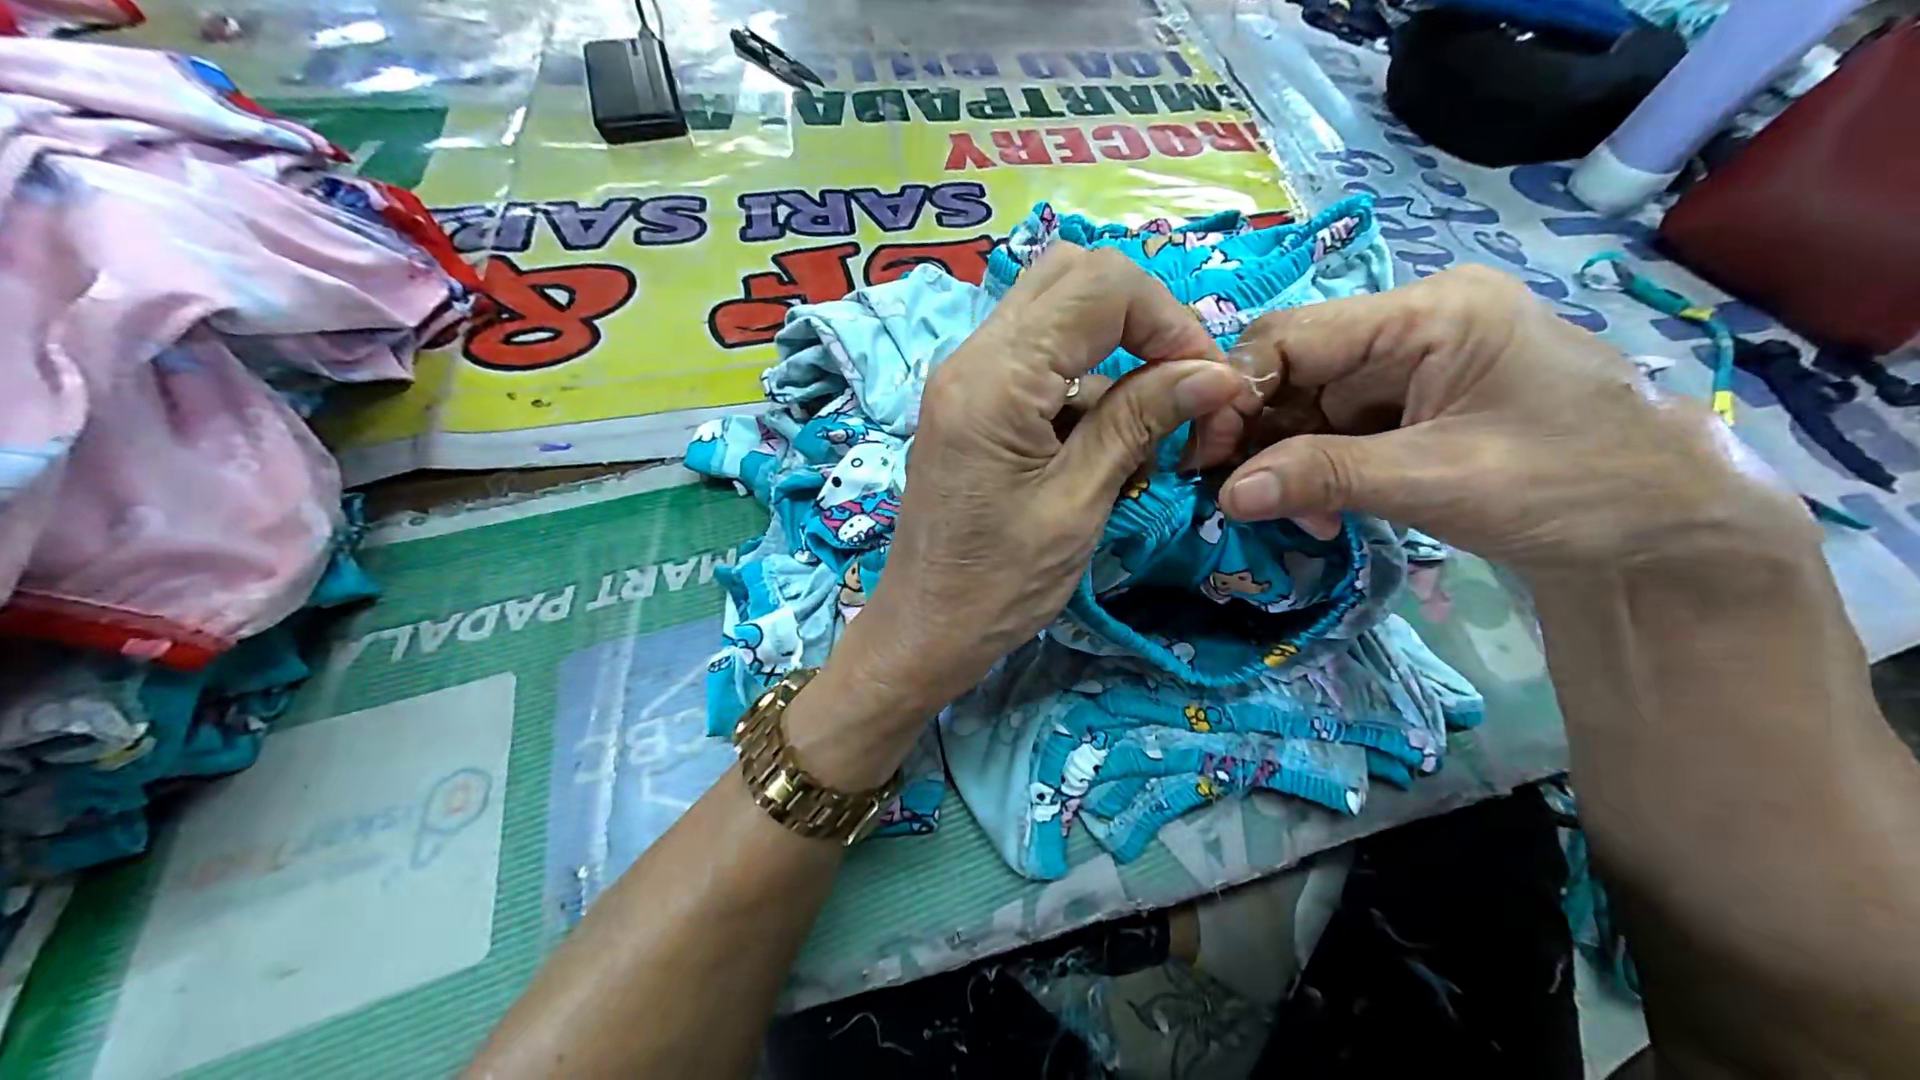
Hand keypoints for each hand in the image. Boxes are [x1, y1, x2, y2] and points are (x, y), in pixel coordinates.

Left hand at [833, 245, 1241, 725]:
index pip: (1099, 285)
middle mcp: (971, 357)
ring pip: (1054, 311)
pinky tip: (1100, 438)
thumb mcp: (1079, 503)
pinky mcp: (969, 401)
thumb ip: (1140, 421)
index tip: (1205, 382)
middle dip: (1141, 318)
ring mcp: (964, 376)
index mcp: (995, 379)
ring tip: (1145, 421)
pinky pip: (1035, 356)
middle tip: (1179, 383)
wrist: (925, 628)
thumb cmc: (999, 585)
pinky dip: (1081, 377)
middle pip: (1072, 278)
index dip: (1168, 319)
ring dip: (1113, 347)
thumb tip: (1216, 372)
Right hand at [1194, 266, 1816, 577]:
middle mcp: (1410, 328)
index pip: (1292, 335)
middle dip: (1258, 435)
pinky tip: (1320, 511)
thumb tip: (1227, 495)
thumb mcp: (1440, 479)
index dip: (1234, 391)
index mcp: (1429, 313)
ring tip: (1296, 515)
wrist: (1664, 537)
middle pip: (1291, 370)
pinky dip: (1312, 472)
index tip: (1203, 457)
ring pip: (1303, 406)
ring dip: (1284, 462)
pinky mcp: (1406, 408)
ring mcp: (1407, 369)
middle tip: (1239, 496)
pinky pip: (1330, 432)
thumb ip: (1326, 477)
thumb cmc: (1574, 486)